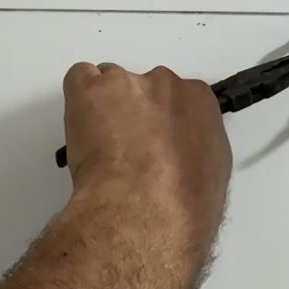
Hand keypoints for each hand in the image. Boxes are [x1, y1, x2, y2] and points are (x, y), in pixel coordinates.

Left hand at [61, 63, 231, 243]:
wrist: (143, 209)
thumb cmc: (184, 203)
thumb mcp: (211, 175)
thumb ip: (195, 149)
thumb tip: (180, 155)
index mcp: (198, 100)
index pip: (178, 99)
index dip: (163, 122)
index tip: (155, 144)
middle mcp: (164, 83)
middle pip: (145, 89)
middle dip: (135, 112)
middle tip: (127, 149)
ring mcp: (125, 82)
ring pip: (111, 84)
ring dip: (105, 107)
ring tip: (100, 146)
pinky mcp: (89, 90)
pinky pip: (80, 78)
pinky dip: (78, 98)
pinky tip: (81, 126)